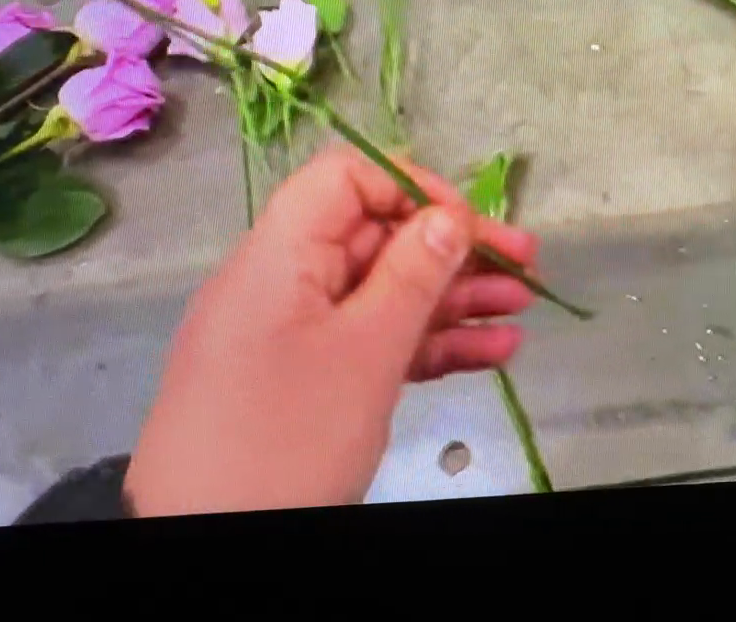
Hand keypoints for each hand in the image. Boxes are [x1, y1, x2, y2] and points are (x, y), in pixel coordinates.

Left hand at [123, 145, 539, 516]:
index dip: (411, 188)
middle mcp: (287, 283)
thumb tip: (450, 216)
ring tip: (523, 306)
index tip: (465, 223)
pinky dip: (432, 344)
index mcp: (280, 256)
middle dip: (455, 250)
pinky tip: (494, 351)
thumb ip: (413, 275)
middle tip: (525, 262)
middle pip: (379, 240)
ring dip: (457, 299)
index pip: (345, 181)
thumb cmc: (287, 438)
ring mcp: (300, 335)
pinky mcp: (312, 379)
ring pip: (386, 294)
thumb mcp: (365, 352)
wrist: (210, 554)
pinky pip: (377, 342)